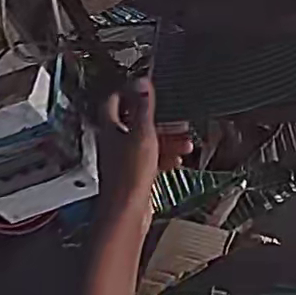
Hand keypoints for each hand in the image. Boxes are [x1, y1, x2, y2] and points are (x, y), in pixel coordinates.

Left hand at [94, 77, 189, 219]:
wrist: (127, 213)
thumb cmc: (129, 177)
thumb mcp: (143, 134)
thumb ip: (144, 107)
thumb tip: (142, 82)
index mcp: (110, 129)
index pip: (114, 101)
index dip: (129, 92)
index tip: (145, 88)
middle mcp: (114, 143)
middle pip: (134, 122)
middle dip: (157, 119)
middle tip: (175, 118)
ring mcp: (123, 160)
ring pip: (145, 142)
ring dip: (165, 138)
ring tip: (185, 139)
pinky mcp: (133, 176)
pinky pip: (150, 160)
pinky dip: (164, 156)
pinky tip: (177, 158)